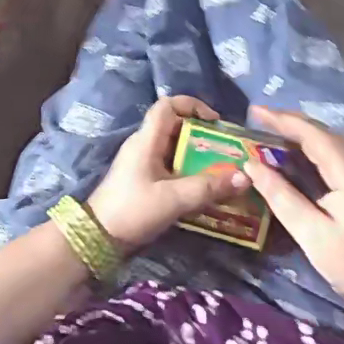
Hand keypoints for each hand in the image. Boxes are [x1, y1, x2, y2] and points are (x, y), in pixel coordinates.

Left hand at [87, 96, 250, 248]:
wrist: (98, 238)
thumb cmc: (133, 210)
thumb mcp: (174, 199)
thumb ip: (209, 187)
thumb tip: (245, 176)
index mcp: (146, 141)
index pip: (167, 105)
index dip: (192, 105)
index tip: (215, 121)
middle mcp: (144, 146)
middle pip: (175, 127)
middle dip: (202, 135)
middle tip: (227, 150)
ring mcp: (142, 164)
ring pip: (175, 149)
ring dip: (198, 156)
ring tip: (223, 170)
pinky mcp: (143, 181)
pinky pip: (170, 167)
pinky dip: (189, 172)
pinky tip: (206, 188)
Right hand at [241, 105, 343, 319]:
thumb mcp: (311, 233)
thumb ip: (281, 196)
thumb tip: (252, 165)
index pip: (314, 136)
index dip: (283, 120)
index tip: (254, 112)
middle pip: (324, 134)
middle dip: (290, 122)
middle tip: (257, 119)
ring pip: (330, 143)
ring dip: (301, 134)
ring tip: (269, 131)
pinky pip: (334, 157)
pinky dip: (311, 149)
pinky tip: (293, 154)